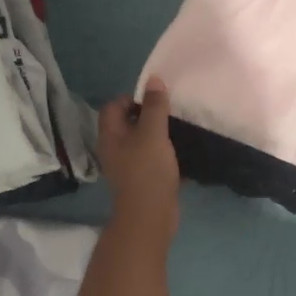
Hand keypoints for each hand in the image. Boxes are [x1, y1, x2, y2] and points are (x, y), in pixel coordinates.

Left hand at [97, 80, 179, 239]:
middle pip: (129, 124)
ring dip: (160, 137)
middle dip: (150, 117)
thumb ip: (155, 106)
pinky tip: (184, 155)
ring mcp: (129, 166)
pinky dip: (167, 156)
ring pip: (144, 143)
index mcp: (111, 135)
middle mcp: (115, 149)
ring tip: (180, 132)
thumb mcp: (153, 133)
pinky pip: (155, 161)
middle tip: (172, 114)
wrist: (150, 215)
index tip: (157, 100)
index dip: (133, 98)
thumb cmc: (148, 171)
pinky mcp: (144, 181)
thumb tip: (154, 80)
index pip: (114, 106)